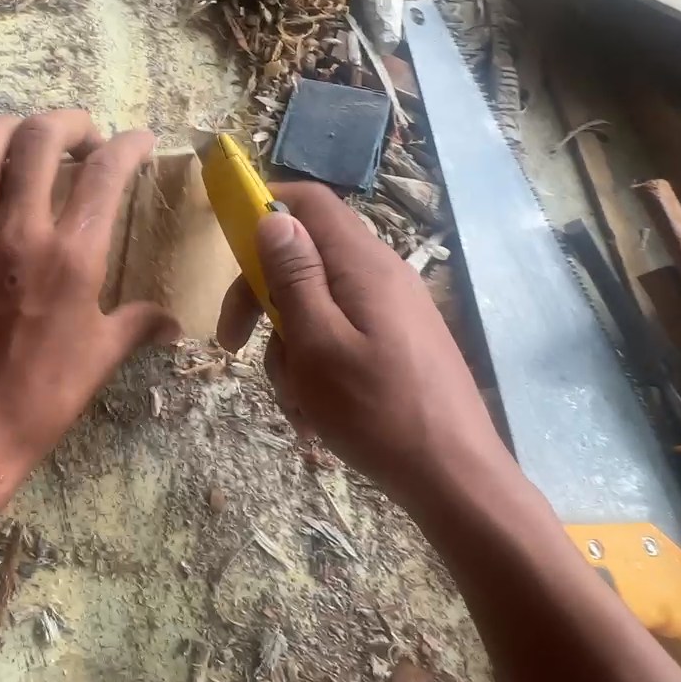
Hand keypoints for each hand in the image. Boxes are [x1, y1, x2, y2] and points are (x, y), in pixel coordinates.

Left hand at [0, 111, 178, 476]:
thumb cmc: (42, 394)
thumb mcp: (102, 357)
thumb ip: (140, 325)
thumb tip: (173, 323)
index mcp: (72, 255)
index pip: (106, 172)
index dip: (130, 144)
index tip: (140, 141)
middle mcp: (19, 229)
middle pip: (39, 138)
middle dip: (70, 122)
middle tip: (86, 136)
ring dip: (10, 128)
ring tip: (30, 139)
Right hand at [217, 181, 505, 506]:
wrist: (454, 479)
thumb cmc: (377, 410)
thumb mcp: (317, 343)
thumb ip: (294, 276)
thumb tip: (273, 217)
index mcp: (362, 265)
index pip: (309, 201)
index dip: (263, 207)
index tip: (226, 249)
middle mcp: (379, 276)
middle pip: (302, 258)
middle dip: (260, 297)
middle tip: (233, 344)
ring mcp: (389, 311)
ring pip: (313, 305)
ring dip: (287, 347)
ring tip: (295, 398)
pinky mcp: (393, 342)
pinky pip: (336, 336)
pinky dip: (314, 366)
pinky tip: (316, 411)